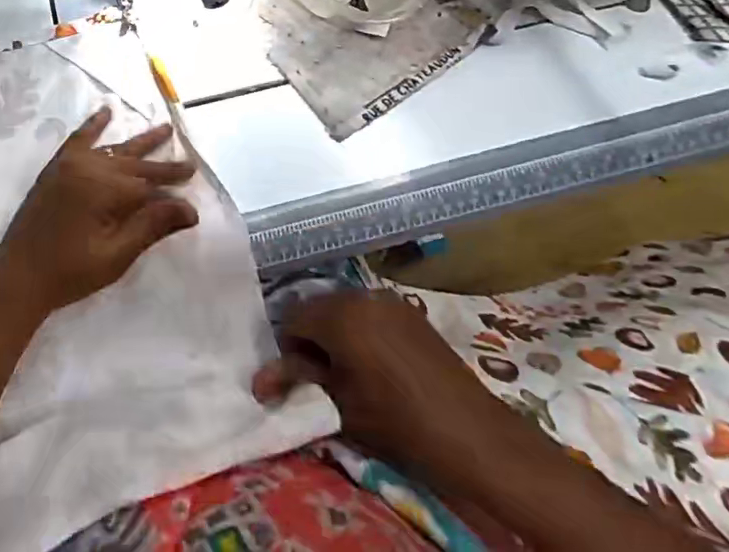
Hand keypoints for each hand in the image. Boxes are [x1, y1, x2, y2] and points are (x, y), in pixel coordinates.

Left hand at [0, 107, 199, 319]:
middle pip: (133, 164)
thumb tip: (190, 209)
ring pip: (112, 149)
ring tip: (164, 130)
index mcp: (103, 189)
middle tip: (189, 165)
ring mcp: (69, 165)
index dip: (171, 192)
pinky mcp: (55, 169)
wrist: (18, 276)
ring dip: (139, 142)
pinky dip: (93, 126)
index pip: (148, 186)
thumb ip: (151, 227)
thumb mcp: (116, 255)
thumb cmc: (70, 272)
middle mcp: (88, 168)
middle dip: (162, 166)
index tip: (193, 196)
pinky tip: (105, 113)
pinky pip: (78, 140)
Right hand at [252, 289, 517, 475]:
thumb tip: (257, 382)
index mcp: (339, 314)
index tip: (298, 377)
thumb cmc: (398, 421)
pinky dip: (361, 330)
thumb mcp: (339, 403)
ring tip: (347, 369)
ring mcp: (389, 300)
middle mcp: (361, 296)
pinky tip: (373, 362)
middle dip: (311, 337)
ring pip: (343, 308)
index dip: (288, 348)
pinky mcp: (410, 312)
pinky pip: (369, 312)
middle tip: (319, 374)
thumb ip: (298, 379)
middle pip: (317, 308)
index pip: (291, 318)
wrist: (472, 433)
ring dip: (336, 332)